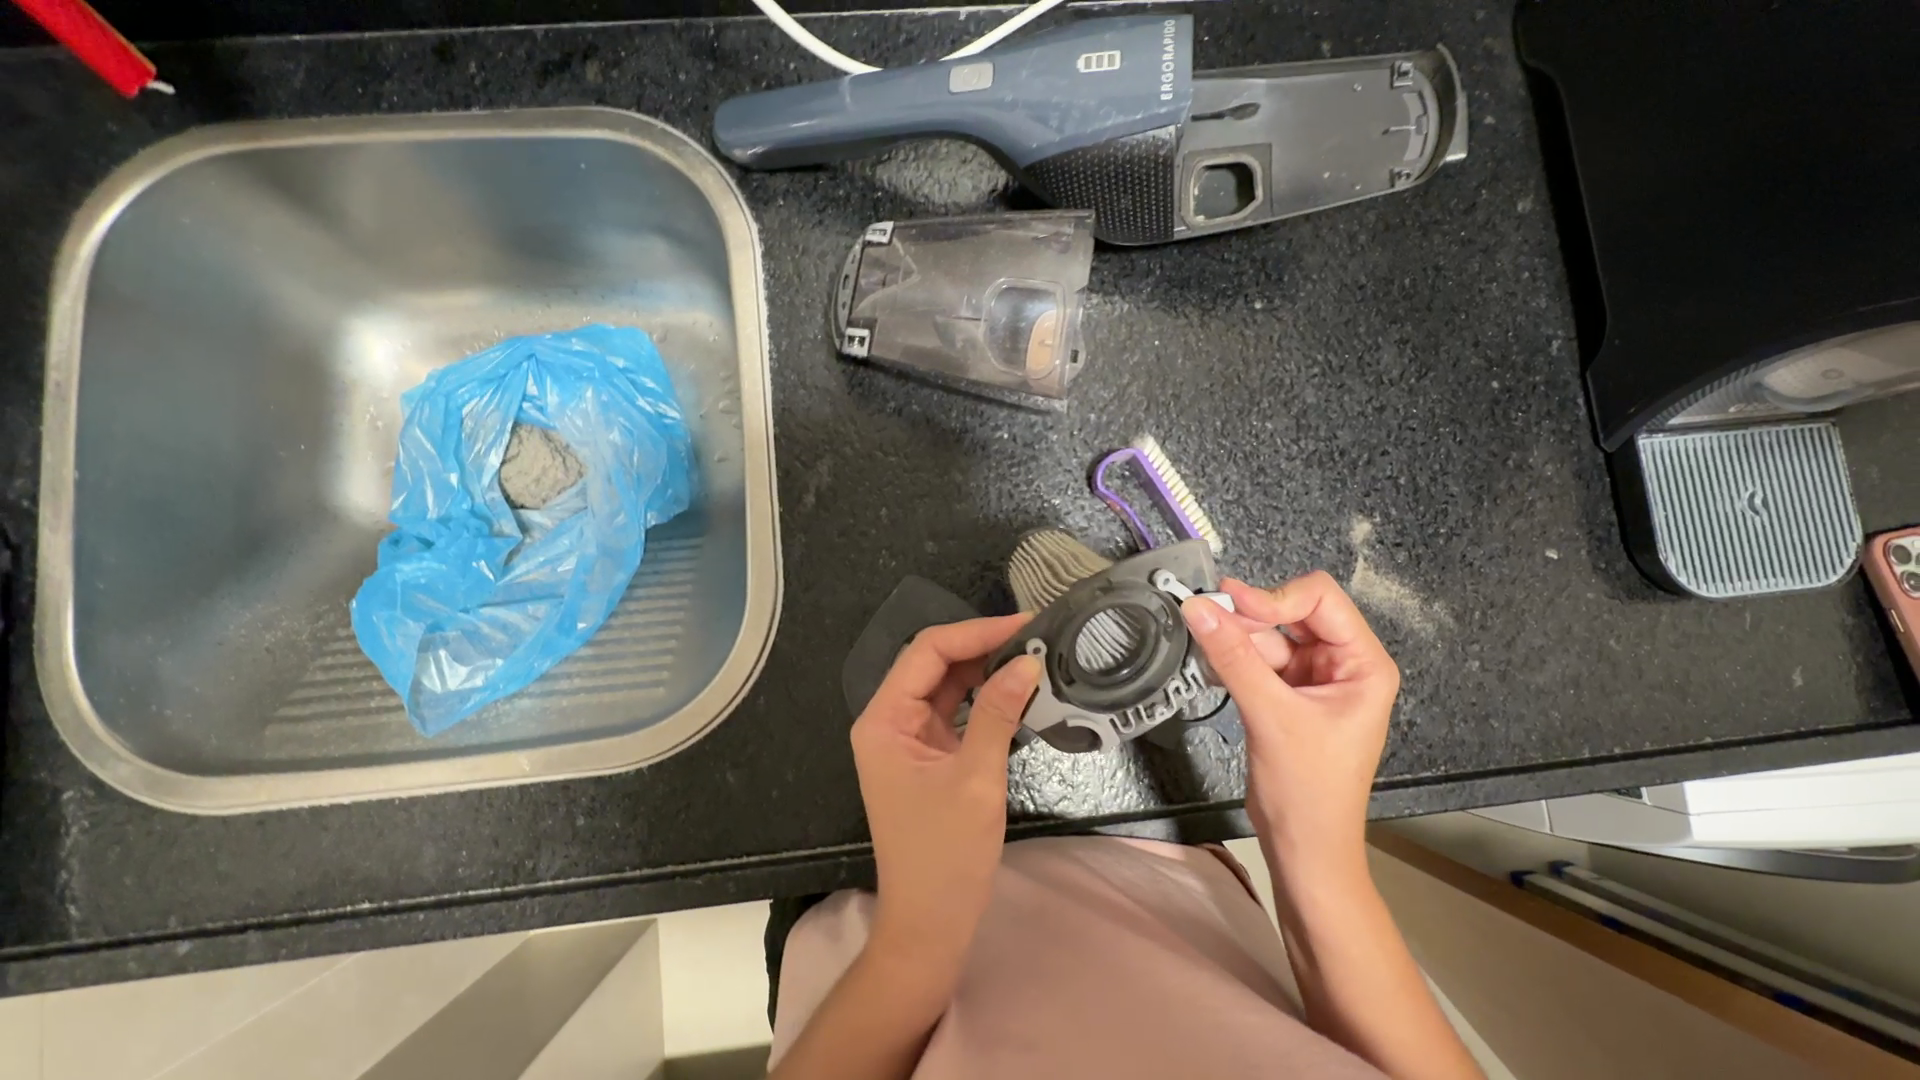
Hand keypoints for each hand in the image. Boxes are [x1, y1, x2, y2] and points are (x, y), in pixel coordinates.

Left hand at [850, 615, 1040, 984]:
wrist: (931, 923)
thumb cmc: (945, 854)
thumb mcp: (976, 779)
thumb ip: (998, 714)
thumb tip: (1027, 662)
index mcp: (884, 720)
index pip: (927, 653)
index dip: (975, 632)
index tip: (1024, 624)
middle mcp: (889, 722)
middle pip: (934, 664)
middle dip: (982, 646)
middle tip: (1036, 636)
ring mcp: (909, 740)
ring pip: (947, 687)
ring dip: (986, 671)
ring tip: (1032, 655)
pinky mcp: (929, 757)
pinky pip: (956, 713)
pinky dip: (985, 700)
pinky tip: (1017, 690)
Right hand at [1180, 572, 1398, 877]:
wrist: (1303, 848)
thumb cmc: (1306, 788)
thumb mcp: (1270, 715)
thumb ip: (1233, 657)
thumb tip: (1195, 606)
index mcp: (1363, 663)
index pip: (1321, 599)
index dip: (1275, 596)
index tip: (1229, 606)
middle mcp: (1342, 664)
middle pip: (1293, 613)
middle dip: (1251, 617)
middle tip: (1204, 620)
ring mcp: (1313, 680)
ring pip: (1270, 637)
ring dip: (1237, 638)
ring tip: (1202, 642)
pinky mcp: (1286, 696)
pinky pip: (1258, 661)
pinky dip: (1233, 658)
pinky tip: (1210, 661)